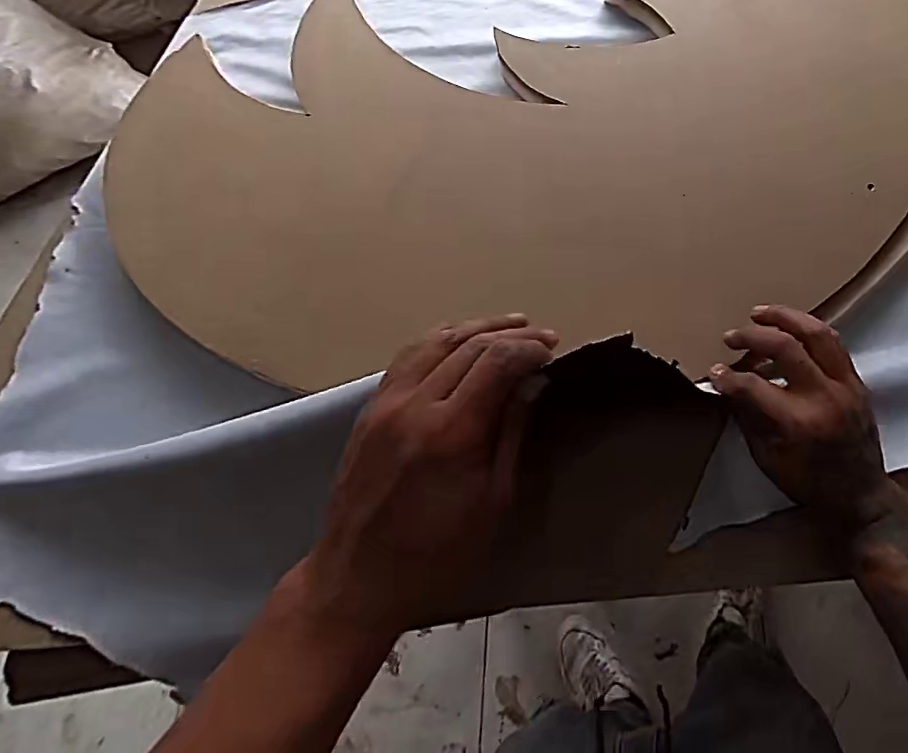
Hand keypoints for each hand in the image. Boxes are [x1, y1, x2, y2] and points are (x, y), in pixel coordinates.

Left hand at [291, 315, 556, 635]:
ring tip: (511, 325)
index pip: (497, 362)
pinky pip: (408, 356)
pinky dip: (441, 339)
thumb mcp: (493, 501)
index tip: (552, 352)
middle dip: (512, 335)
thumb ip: (510, 434)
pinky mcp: (370, 409)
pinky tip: (460, 338)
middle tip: (543, 338)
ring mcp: (386, 403)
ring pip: (437, 341)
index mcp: (450, 433)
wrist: (355, 582)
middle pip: (470, 345)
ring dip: (478, 327)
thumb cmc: (437, 556)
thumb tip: (530, 384)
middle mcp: (415, 405)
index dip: (530, 349)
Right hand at [709, 305, 891, 531]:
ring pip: (817, 333)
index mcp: (799, 423)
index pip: (754, 386)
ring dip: (784, 317)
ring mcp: (846, 386)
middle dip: (752, 337)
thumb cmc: (808, 483)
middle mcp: (825, 398)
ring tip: (759, 314)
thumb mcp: (767, 457)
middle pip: (786, 346)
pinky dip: (808, 330)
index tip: (714, 372)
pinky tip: (790, 328)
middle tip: (731, 338)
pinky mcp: (857, 382)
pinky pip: (833, 344)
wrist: (861, 497)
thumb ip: (747, 416)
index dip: (728, 377)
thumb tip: (727, 386)